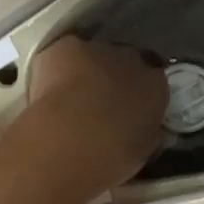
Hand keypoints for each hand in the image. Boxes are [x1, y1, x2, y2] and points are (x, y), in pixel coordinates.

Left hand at [22, 36, 166, 185]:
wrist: (74, 139)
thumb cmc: (112, 155)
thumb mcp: (141, 150)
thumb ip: (143, 130)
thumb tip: (137, 127)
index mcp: (155, 87)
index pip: (152, 81)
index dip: (136, 94)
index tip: (125, 110)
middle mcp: (132, 60)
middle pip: (124, 62)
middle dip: (112, 79)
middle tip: (96, 105)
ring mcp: (99, 49)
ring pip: (93, 56)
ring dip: (85, 71)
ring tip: (68, 99)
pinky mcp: (67, 47)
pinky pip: (64, 53)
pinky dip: (57, 67)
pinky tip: (48, 89)